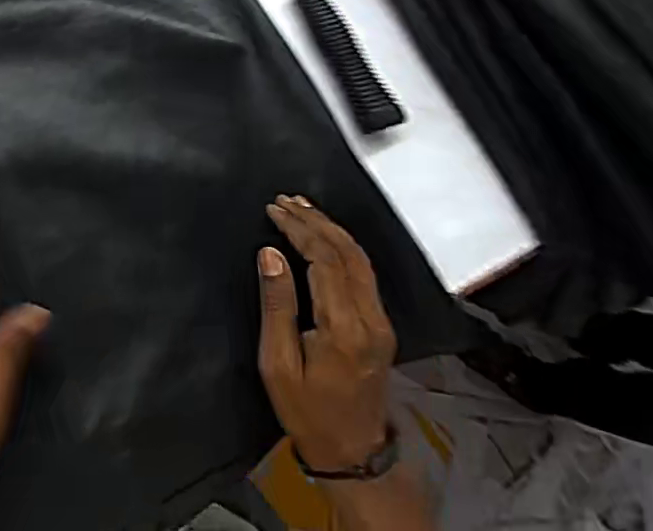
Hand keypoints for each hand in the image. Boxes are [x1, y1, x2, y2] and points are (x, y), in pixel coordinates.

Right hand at [258, 194, 396, 471]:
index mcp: (344, 329)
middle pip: (348, 253)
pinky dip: (341, 245)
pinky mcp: (381, 325)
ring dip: (330, 228)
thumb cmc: (307, 410)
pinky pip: (363, 271)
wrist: (352, 451)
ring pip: (360, 259)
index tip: (273, 210)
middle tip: (284, 200)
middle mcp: (371, 320)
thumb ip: (277, 305)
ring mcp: (382, 322)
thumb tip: (271, 253)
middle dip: (315, 221)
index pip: (325, 261)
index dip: (299, 229)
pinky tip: (323, 235)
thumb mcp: (278, 363)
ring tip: (301, 207)